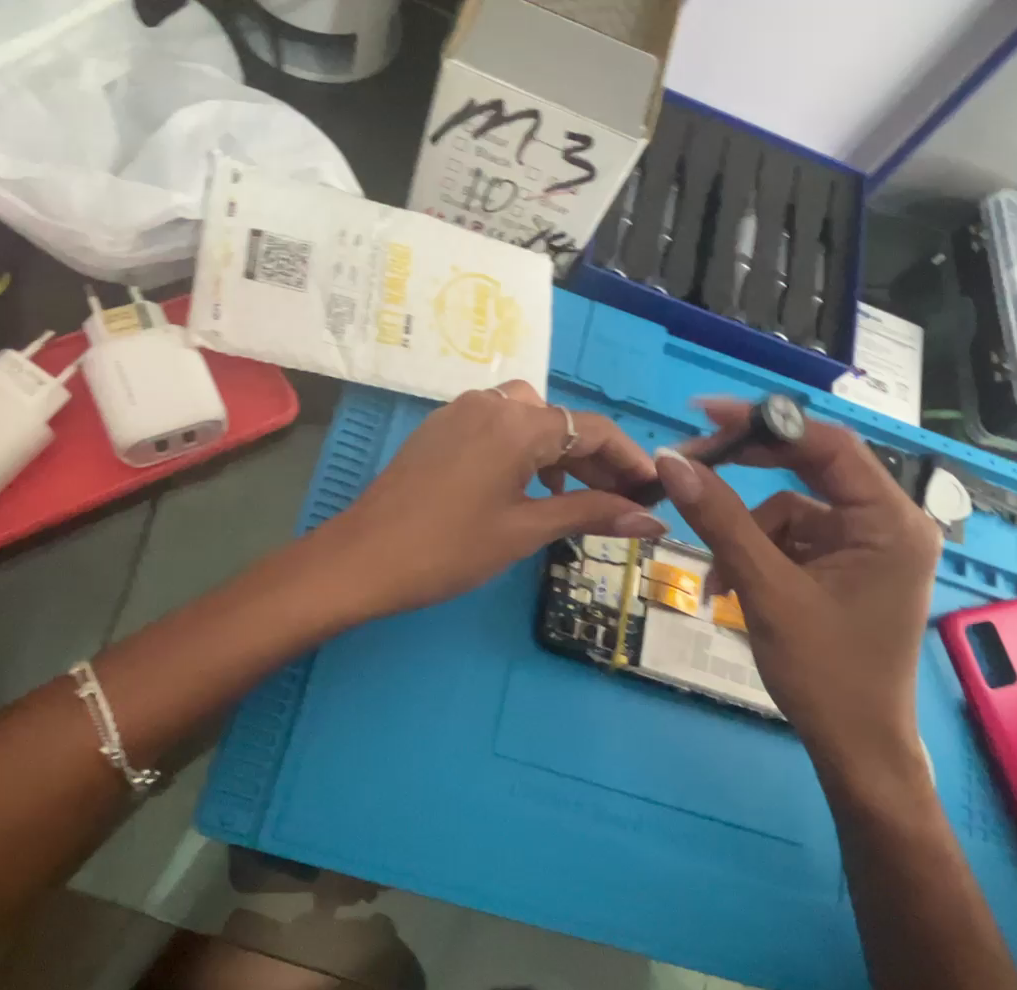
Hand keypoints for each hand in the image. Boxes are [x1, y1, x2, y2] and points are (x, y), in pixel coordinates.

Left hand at [319, 380, 662, 618]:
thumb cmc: (448, 549)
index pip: (593, 430)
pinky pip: (494, 426)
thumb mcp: (524, 531)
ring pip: (526, 420)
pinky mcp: (437, 430)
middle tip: (620, 502)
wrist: (362, 558)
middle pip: (560, 422)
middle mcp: (491, 403)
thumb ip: (589, 513)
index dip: (629, 460)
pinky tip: (524, 487)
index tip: (653, 491)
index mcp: (518, 422)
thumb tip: (652, 519)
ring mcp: (458, 412)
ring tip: (574, 497)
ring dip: (557, 453)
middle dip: (595, 460)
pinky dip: (521, 450)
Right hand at [652, 398, 941, 769]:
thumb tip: (672, 461)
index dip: (764, 424)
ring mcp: (866, 549)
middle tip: (686, 478)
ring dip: (744, 541)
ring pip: (788, 514)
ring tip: (718, 586)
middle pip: (806, 474)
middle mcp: (887, 524)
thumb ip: (720, 521)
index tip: (703, 414)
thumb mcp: (765, 590)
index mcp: (890, 521)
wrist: (854, 747)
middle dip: (744, 484)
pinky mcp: (846, 570)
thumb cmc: (824, 672)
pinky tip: (733, 593)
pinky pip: (790, 543)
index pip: (827, 445)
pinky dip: (756, 560)